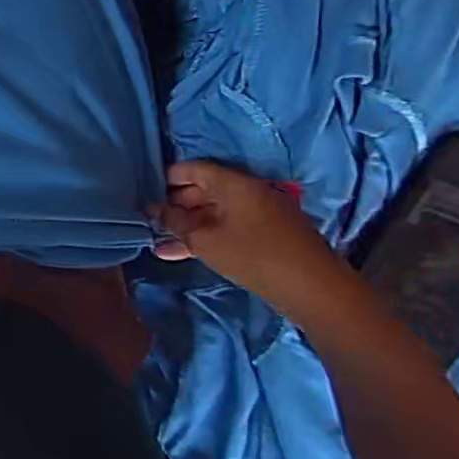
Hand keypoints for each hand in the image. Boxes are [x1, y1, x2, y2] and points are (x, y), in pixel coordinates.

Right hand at [149, 161, 353, 315]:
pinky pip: (228, 226)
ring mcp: (260, 213)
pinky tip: (182, 252)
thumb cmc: (253, 256)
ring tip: (160, 238)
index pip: (192, 168)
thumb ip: (173, 221)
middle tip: (149, 219)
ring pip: (214, 212)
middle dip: (174, 204)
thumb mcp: (203, 239)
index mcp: (234, 183)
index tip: (144, 192)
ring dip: (188, 224)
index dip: (165, 177)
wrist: (315, 291)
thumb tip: (151, 208)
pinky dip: (207, 235)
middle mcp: (248, 192)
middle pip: (202, 189)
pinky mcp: (267, 234)